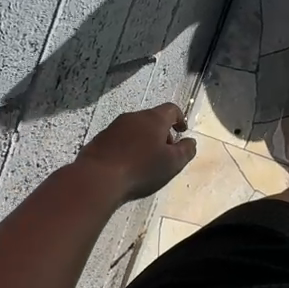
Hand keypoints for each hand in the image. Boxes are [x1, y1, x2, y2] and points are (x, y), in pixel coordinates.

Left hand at [72, 103, 197, 201]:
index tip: (182, 131)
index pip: (171, 109)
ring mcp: (113, 127)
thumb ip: (186, 150)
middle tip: (165, 151)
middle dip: (161, 132)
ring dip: (143, 139)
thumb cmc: (141, 168)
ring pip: (135, 128)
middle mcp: (133, 117)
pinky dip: (128, 146)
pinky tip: (127, 164)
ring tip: (146, 159)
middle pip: (152, 118)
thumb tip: (191, 141)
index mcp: (153, 119)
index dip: (180, 118)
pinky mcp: (99, 139)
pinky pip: (119, 138)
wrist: (97, 178)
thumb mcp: (172, 163)